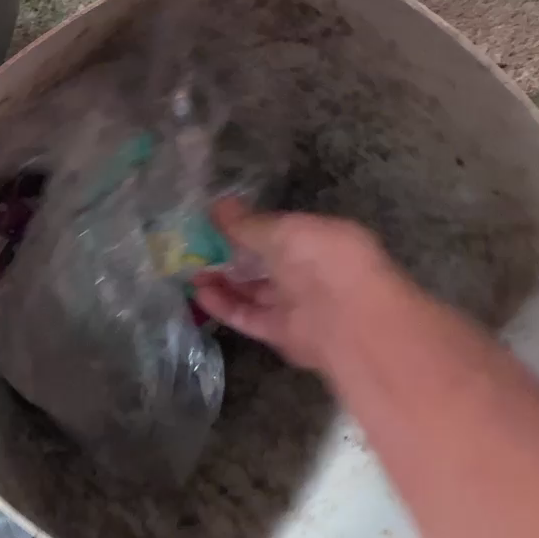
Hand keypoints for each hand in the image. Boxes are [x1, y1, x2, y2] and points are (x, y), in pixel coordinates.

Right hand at [191, 200, 401, 371]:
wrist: (348, 321)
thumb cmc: (321, 262)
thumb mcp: (280, 231)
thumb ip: (246, 223)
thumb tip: (217, 205)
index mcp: (319, 240)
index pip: (277, 231)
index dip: (246, 227)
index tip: (212, 224)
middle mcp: (310, 271)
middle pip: (263, 262)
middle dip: (229, 255)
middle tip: (194, 250)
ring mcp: (296, 303)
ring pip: (253, 290)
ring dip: (222, 280)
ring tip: (190, 272)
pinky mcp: (282, 332)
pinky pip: (249, 316)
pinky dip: (224, 305)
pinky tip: (200, 294)